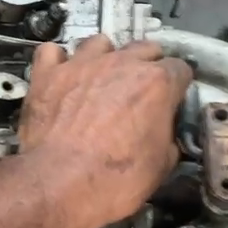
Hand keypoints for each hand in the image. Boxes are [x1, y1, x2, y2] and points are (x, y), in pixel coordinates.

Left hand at [16, 36, 191, 227]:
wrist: (59, 183)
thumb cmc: (113, 180)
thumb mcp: (161, 166)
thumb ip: (166, 137)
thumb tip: (162, 134)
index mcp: (156, 84)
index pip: (179, 70)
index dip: (176, 86)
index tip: (170, 99)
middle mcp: (120, 64)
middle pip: (143, 48)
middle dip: (146, 65)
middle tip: (138, 91)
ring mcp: (81, 65)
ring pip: (99, 43)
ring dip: (103, 57)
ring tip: (99, 78)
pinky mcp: (47, 74)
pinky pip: (52, 52)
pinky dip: (57, 61)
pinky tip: (59, 74)